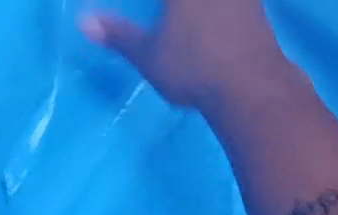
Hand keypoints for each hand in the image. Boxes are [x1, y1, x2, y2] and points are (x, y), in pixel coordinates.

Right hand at [80, 0, 295, 115]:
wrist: (249, 83)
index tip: (156, 26)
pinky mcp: (254, 2)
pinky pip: (232, 1)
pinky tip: (208, 18)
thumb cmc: (192, 67)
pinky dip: (218, 8)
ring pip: (207, 0)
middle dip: (170, 8)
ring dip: (190, 10)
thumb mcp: (148, 54)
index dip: (159, 7)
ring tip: (178, 18)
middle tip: (164, 16)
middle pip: (178, 0)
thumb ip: (118, 34)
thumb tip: (83, 19)